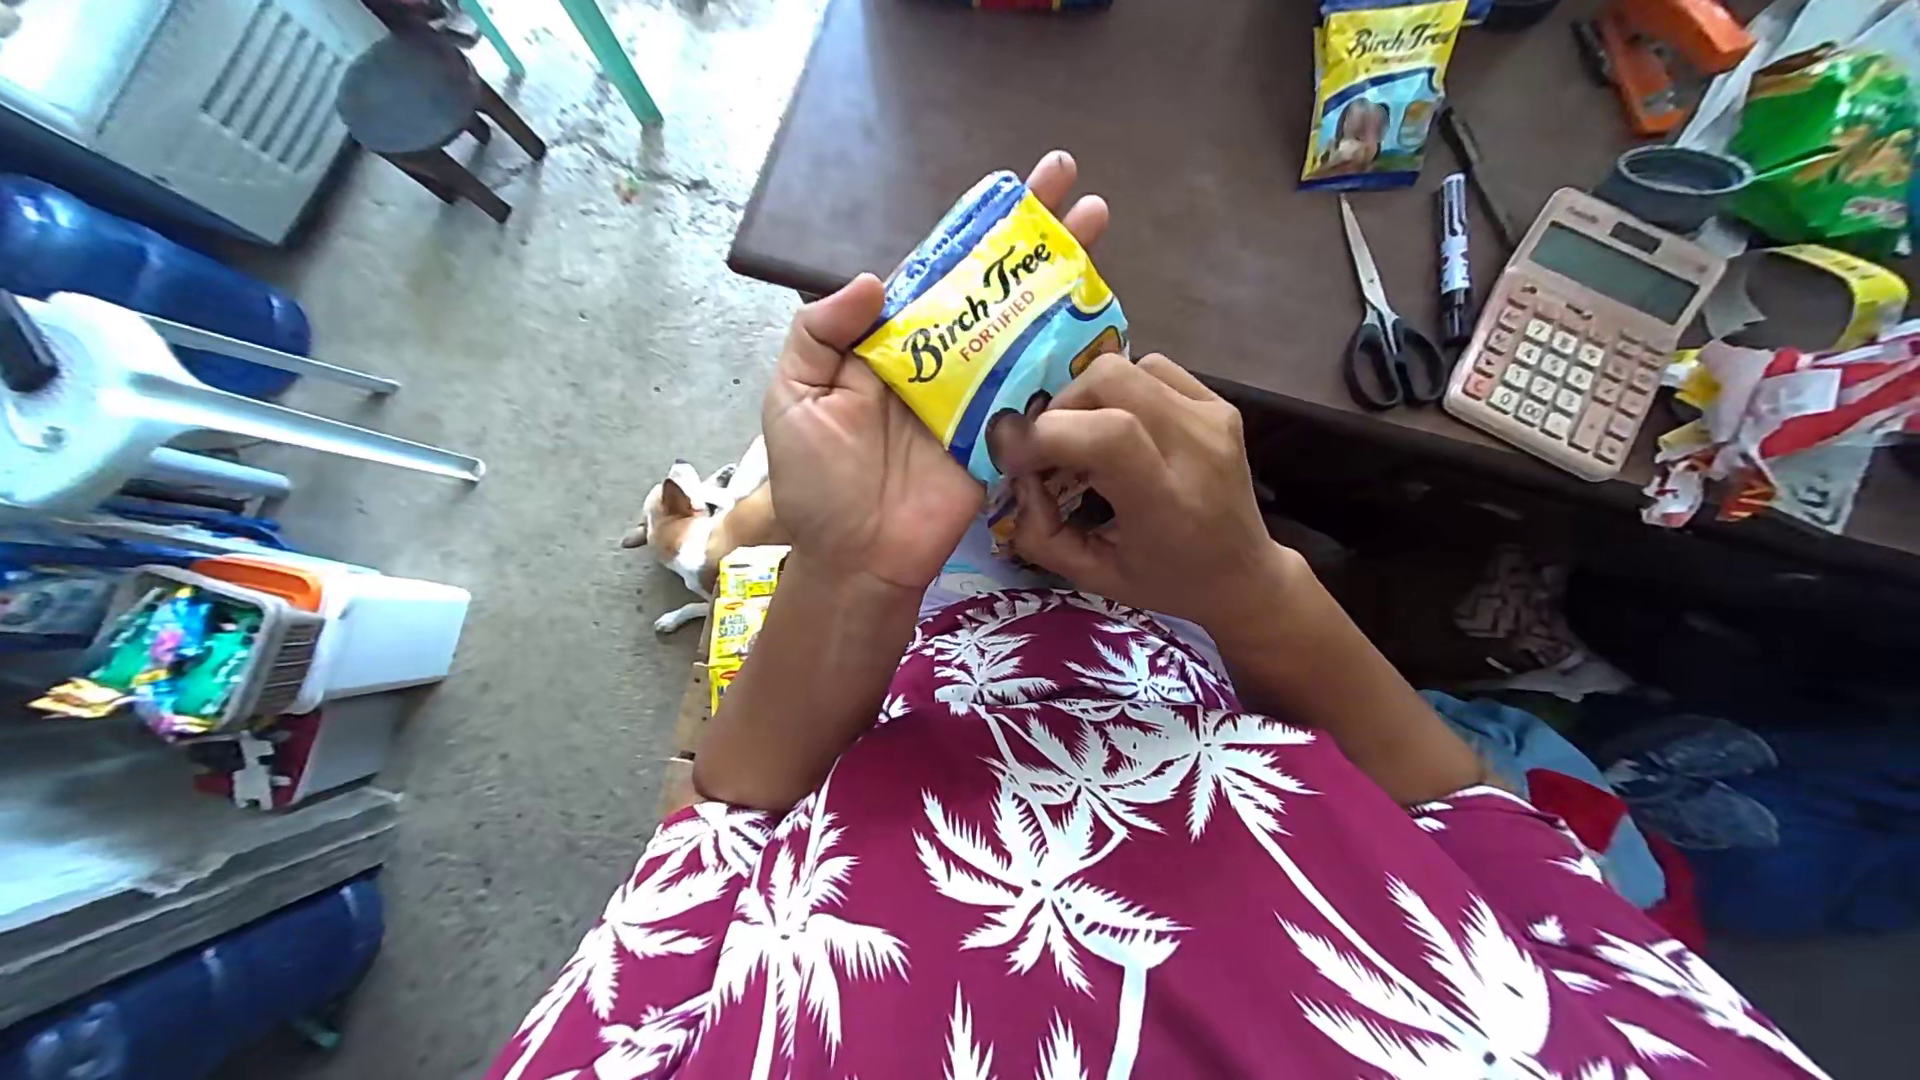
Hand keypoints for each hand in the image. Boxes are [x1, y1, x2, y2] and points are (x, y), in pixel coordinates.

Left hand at [761, 150, 1111, 592]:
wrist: (856, 557)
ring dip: (1062, 282)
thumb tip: (874, 279)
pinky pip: (1036, 393)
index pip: (938, 275)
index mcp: (890, 349)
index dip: (975, 233)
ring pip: (1023, 331)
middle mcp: (939, 365)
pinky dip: (1067, 359)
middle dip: (1033, 240)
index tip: (1013, 190)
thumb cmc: (816, 483)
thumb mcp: (794, 397)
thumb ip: (819, 333)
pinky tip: (1101, 316)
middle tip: (1075, 187)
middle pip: (992, 291)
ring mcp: (974, 400)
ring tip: (1099, 228)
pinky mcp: (1000, 438)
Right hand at [1002, 353, 1294, 628]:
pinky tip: (1117, 423)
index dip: (1045, 435)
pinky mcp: (1218, 403)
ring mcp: (1212, 417)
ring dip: (1084, 397)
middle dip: (1057, 409)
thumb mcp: (1092, 577)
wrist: (1242, 573)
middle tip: (1047, 448)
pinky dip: (1118, 389)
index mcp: (1167, 503)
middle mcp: (1196, 448)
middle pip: (1108, 380)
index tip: (1015, 460)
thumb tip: (1019, 480)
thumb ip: (1040, 535)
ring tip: (1081, 437)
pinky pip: (1151, 368)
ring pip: (1125, 367)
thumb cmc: (1165, 581)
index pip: (1107, 436)